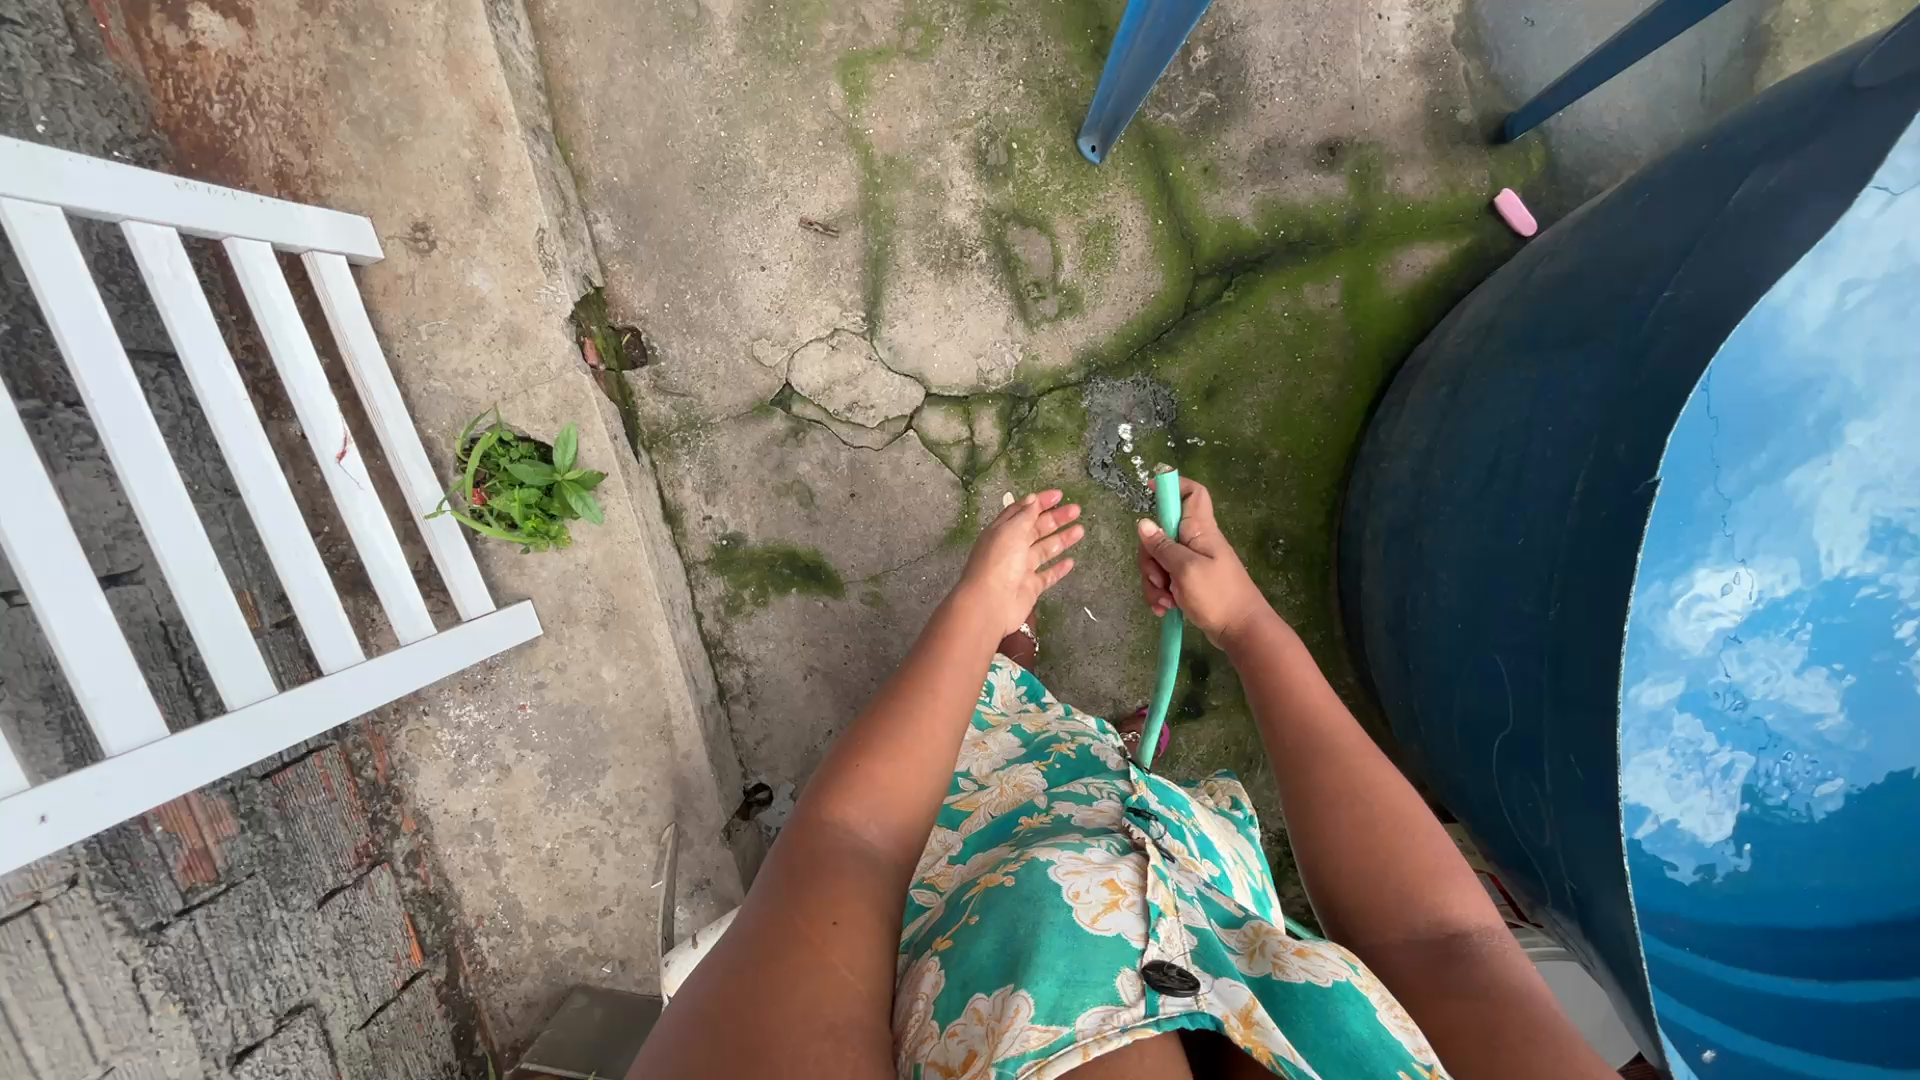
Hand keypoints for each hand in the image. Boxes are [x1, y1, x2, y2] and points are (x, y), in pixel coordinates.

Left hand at [953, 490, 1083, 637]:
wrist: (990, 603)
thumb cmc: (998, 563)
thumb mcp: (1010, 531)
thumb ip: (1025, 516)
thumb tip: (1033, 500)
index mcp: (1002, 531)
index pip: (1022, 511)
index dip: (1040, 502)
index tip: (1059, 495)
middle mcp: (1011, 548)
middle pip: (1036, 529)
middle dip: (1055, 519)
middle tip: (1076, 510)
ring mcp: (1021, 568)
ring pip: (1044, 550)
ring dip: (1061, 539)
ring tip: (1080, 530)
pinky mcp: (1029, 588)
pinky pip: (1047, 575)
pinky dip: (1058, 569)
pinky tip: (1071, 561)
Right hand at [1136, 477, 1273, 647]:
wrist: (1241, 632)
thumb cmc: (1218, 596)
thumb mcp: (1185, 570)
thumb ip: (1163, 547)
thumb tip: (1143, 523)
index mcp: (1200, 531)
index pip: (1192, 494)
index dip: (1172, 486)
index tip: (1149, 491)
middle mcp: (1195, 542)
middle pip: (1160, 534)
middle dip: (1150, 557)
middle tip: (1158, 577)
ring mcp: (1191, 563)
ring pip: (1158, 560)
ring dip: (1153, 581)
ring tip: (1165, 602)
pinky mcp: (1187, 582)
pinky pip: (1164, 580)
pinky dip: (1160, 594)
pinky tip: (1165, 609)